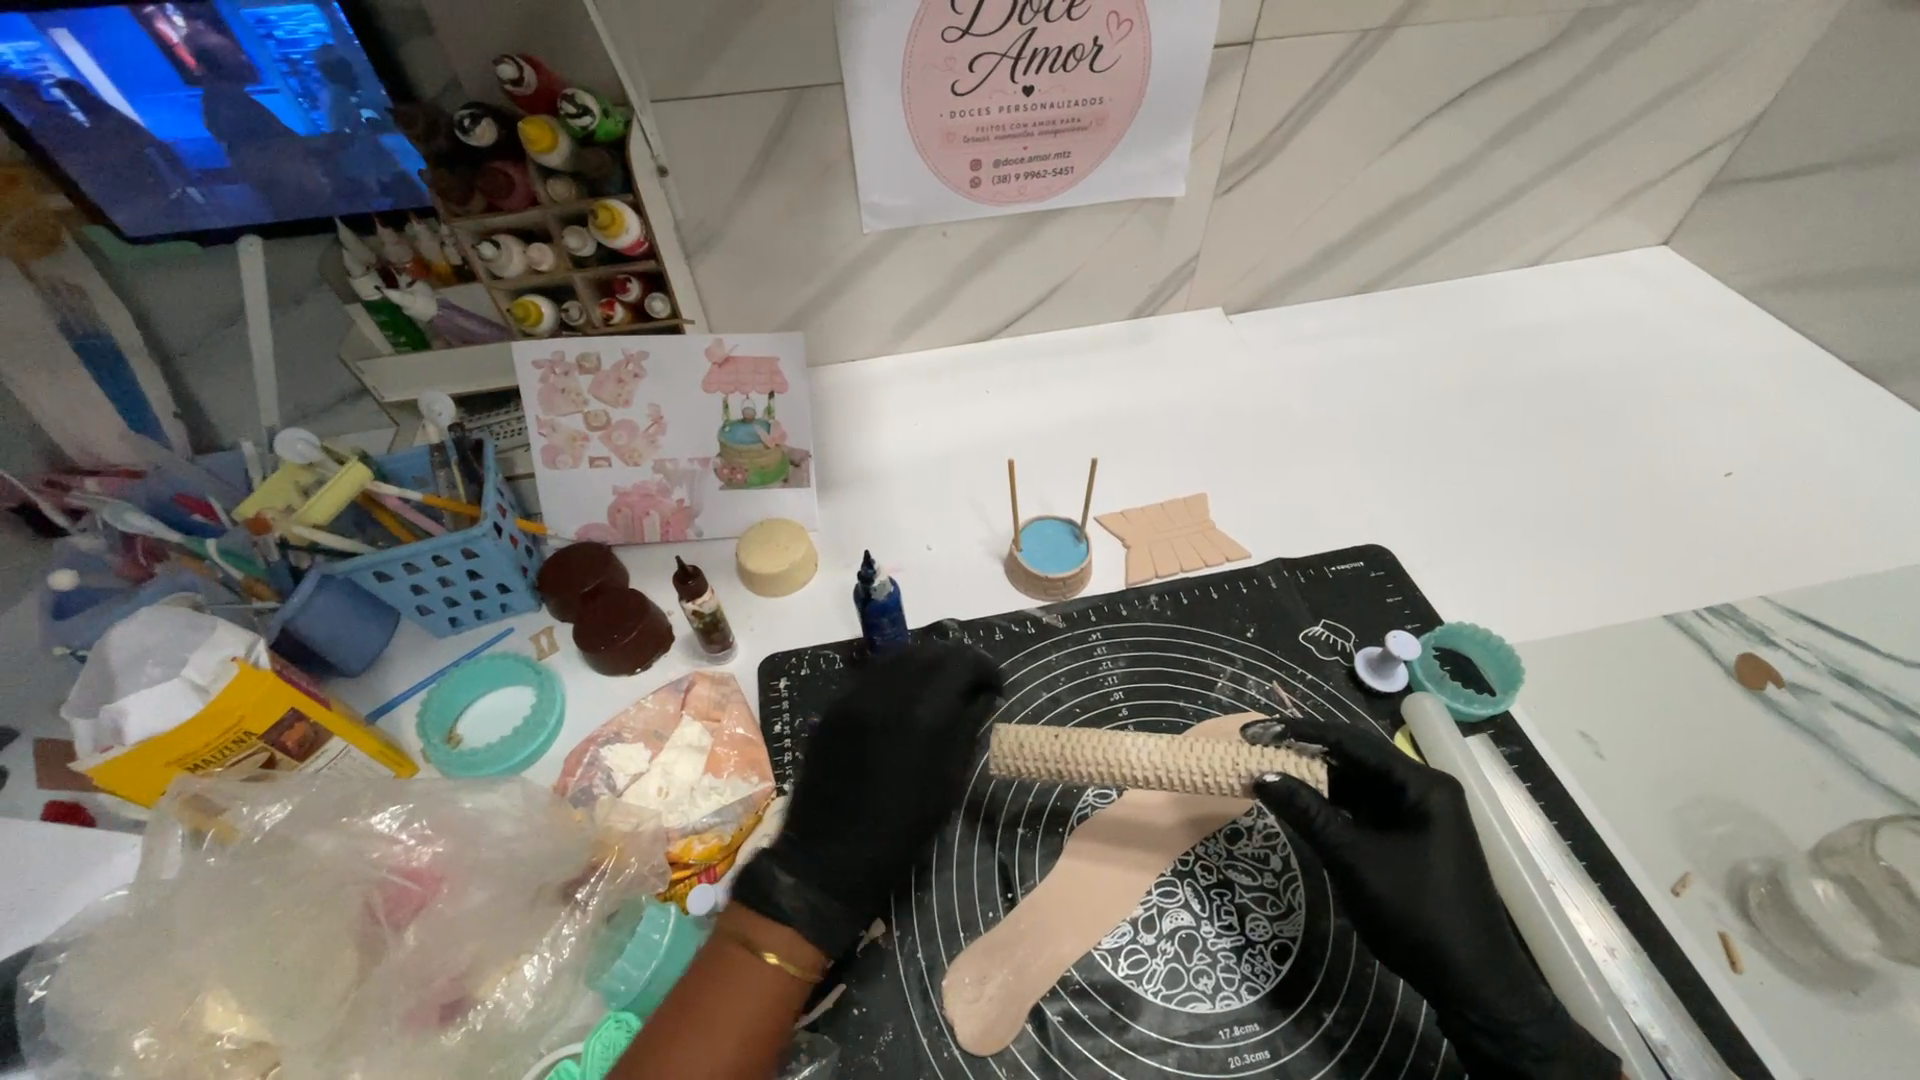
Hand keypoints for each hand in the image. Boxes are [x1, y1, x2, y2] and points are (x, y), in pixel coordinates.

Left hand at [733, 642, 1002, 958]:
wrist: (831, 855)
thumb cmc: (903, 827)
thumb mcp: (950, 780)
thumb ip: (967, 728)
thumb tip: (984, 697)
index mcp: (922, 713)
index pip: (961, 662)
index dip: (985, 668)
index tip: (995, 687)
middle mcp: (886, 692)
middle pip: (929, 651)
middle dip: (957, 662)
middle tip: (970, 685)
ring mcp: (853, 696)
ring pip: (897, 656)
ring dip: (924, 664)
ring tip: (938, 689)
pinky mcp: (833, 707)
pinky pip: (871, 675)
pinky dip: (895, 677)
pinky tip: (903, 701)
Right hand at [1242, 717, 1618, 1079]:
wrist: (1473, 983)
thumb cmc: (1417, 914)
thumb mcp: (1354, 860)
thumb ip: (1308, 813)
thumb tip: (1261, 775)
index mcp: (1422, 785)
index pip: (1351, 741)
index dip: (1300, 732)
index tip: (1256, 730)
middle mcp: (1422, 789)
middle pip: (1355, 757)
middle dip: (1305, 751)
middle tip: (1257, 747)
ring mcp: (1417, 814)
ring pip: (1357, 782)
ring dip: (1315, 778)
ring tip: (1270, 771)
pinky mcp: (1409, 836)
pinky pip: (1363, 807)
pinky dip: (1330, 803)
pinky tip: (1300, 802)